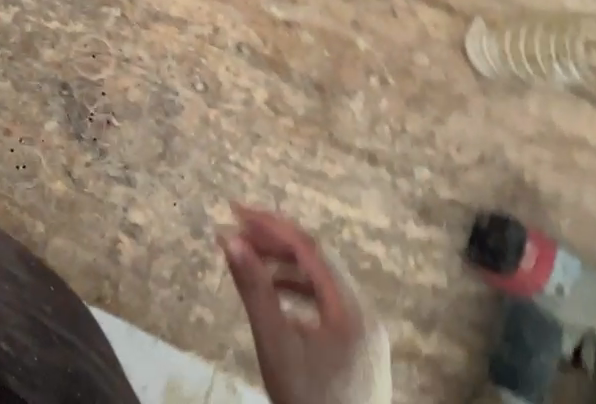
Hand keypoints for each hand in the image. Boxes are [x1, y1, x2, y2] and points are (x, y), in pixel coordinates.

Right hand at [218, 206, 389, 403]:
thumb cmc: (305, 396)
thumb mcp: (274, 340)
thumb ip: (253, 286)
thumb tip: (229, 237)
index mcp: (351, 308)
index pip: (311, 248)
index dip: (271, 224)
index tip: (234, 211)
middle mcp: (366, 312)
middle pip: (320, 259)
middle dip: (275, 240)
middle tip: (235, 231)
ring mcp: (366, 330)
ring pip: (323, 279)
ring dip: (284, 262)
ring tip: (248, 258)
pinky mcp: (359, 345)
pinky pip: (327, 299)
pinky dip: (297, 286)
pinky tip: (274, 291)